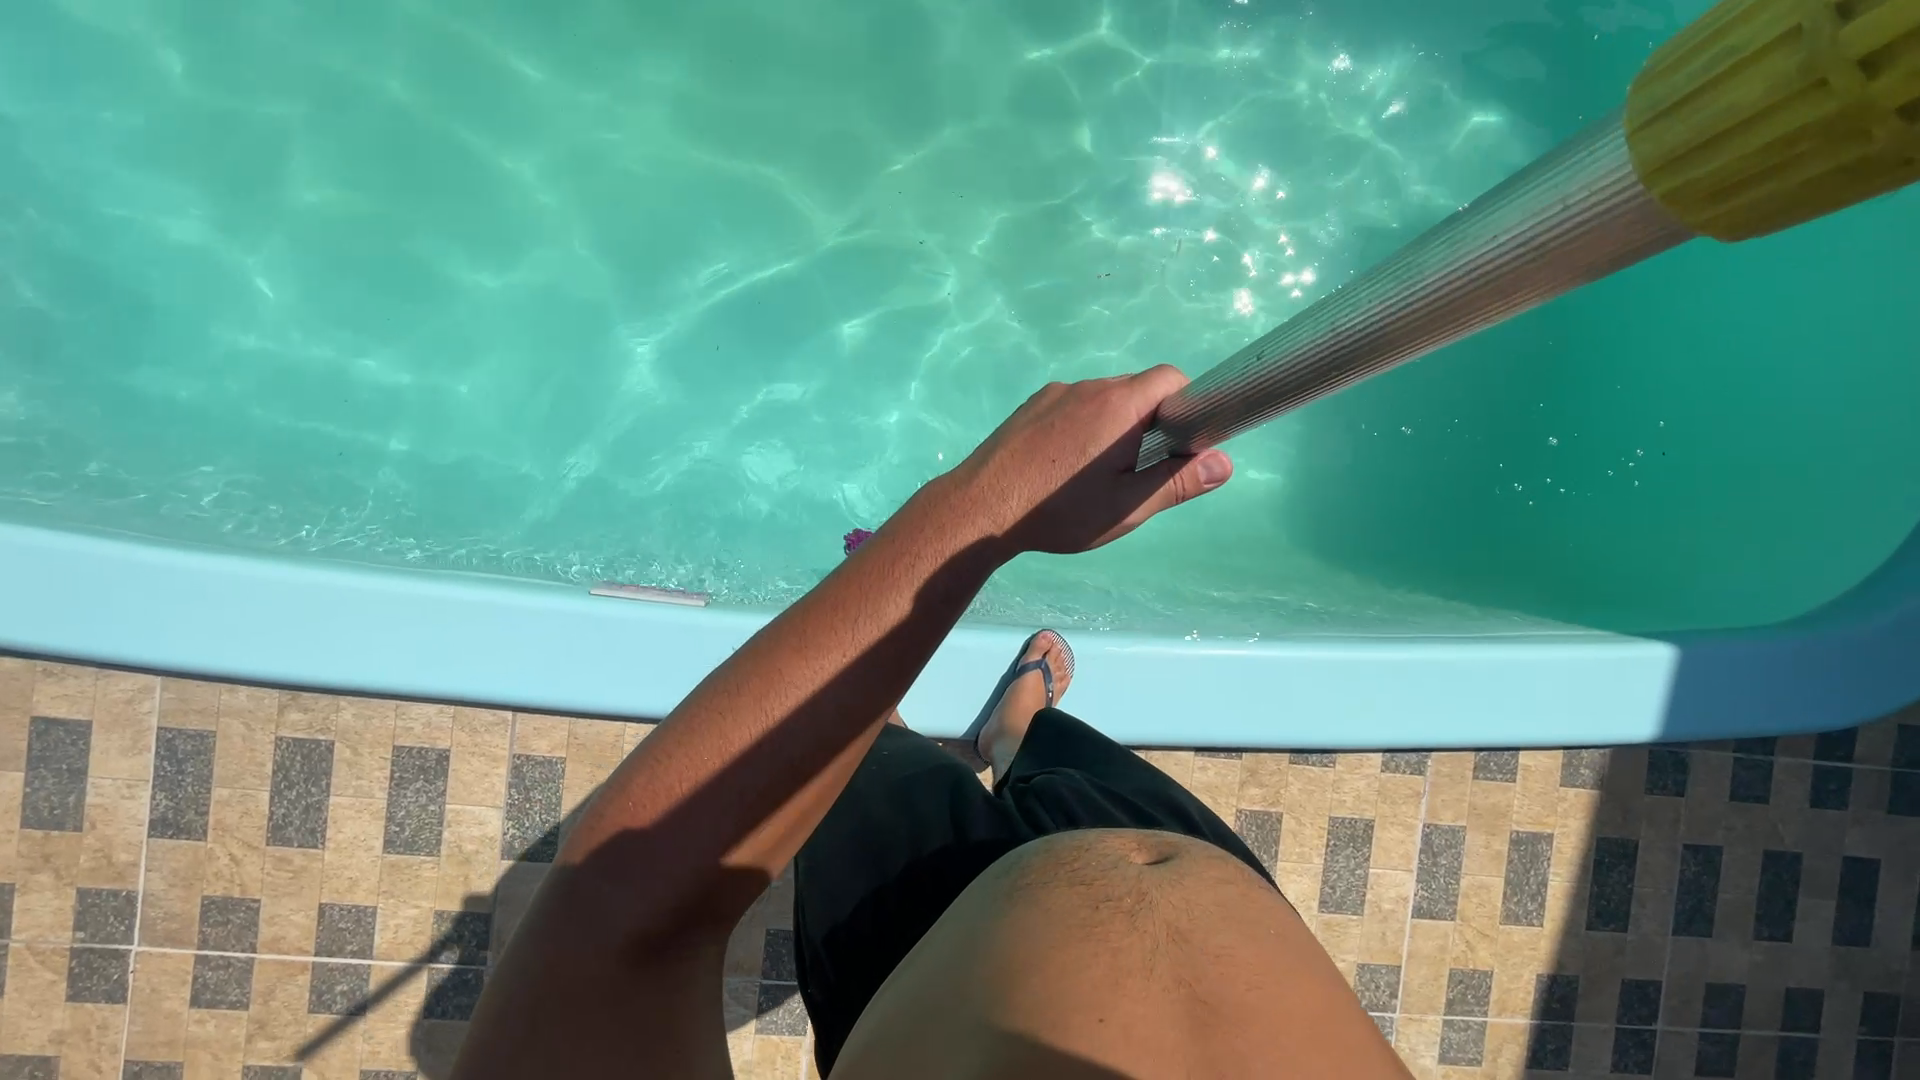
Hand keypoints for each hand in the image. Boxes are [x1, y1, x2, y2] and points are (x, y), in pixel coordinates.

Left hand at [946, 365, 1233, 555]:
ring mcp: (1053, 394)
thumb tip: (1224, 463)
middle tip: (1138, 470)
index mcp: (1118, 405)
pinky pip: (1071, 407)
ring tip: (1095, 475)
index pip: (1171, 379)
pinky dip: (1081, 428)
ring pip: (1102, 400)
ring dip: (1113, 427)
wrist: (978, 509)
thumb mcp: (1125, 507)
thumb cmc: (1058, 511)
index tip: (1180, 444)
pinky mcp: (1029, 407)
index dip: (1186, 406)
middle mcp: (1087, 387)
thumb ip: (1176, 482)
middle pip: (1136, 389)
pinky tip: (1062, 468)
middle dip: (1150, 422)